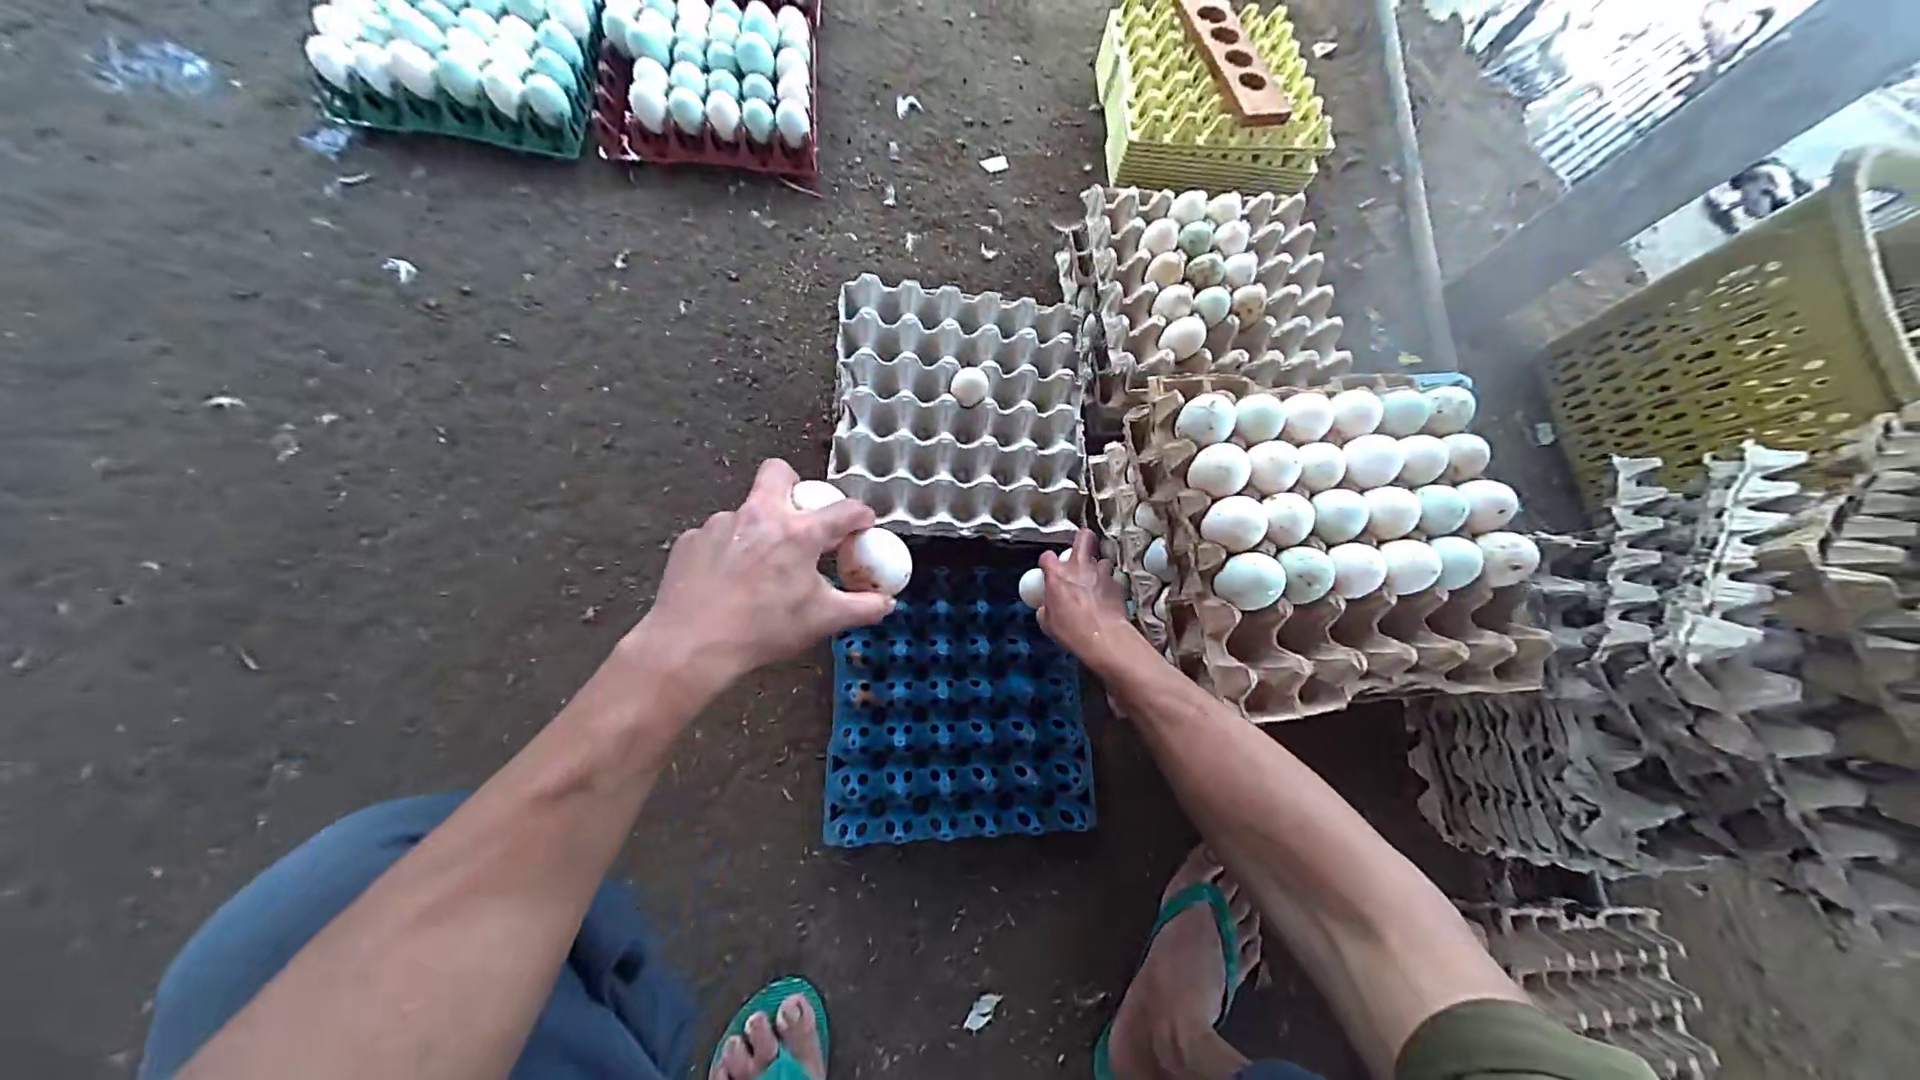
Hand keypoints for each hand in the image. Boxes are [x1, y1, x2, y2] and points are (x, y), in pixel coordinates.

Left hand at [628, 459, 892, 694]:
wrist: (692, 646)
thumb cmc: (760, 631)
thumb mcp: (823, 620)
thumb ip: (862, 607)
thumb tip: (885, 603)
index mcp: (798, 533)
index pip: (844, 509)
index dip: (860, 516)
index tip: (861, 525)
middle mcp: (759, 517)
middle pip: (780, 473)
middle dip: (796, 486)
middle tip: (801, 519)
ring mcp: (721, 524)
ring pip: (747, 509)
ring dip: (760, 528)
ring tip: (760, 567)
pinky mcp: (692, 540)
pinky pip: (718, 534)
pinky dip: (729, 550)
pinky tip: (729, 580)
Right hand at [1036, 528, 1142, 672]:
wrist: (1102, 638)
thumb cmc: (1074, 631)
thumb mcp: (1048, 623)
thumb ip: (1046, 609)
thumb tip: (1046, 610)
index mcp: (1057, 575)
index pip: (1048, 556)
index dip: (1047, 561)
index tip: (1047, 567)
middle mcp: (1079, 568)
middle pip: (1083, 538)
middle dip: (1082, 539)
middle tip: (1080, 548)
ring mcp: (1100, 574)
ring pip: (1102, 560)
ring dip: (1098, 567)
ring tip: (1095, 579)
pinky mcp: (1116, 584)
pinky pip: (1112, 578)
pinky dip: (1109, 584)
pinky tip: (1106, 595)